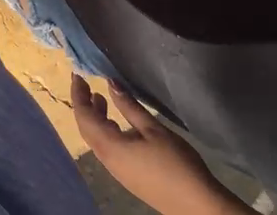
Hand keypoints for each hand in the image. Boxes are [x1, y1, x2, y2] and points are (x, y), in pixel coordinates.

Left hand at [70, 74, 251, 214]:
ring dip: (95, 118)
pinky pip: (106, 149)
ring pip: (95, 138)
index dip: (78, 93)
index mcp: (108, 145)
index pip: (83, 115)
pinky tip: (116, 125)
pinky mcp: (127, 177)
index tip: (77, 75)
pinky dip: (104, 131)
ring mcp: (116, 170)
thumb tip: (110, 83)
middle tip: (86, 84)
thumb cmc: (177, 165)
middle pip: (85, 127)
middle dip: (84, 104)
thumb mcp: (154, 130)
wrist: (199, 207)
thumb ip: (129, 106)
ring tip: (100, 99)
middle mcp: (105, 158)